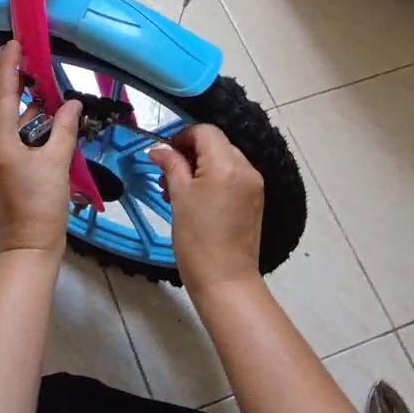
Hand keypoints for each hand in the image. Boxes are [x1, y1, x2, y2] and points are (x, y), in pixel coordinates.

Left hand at [0, 40, 82, 254]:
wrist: (26, 246)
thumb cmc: (43, 206)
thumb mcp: (57, 163)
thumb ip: (63, 128)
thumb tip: (71, 103)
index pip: (0, 94)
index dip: (7, 66)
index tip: (13, 43)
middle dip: (0, 74)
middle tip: (15, 52)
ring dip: (7, 94)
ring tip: (27, 76)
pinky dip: (11, 115)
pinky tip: (31, 110)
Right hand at [150, 125, 264, 293]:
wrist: (225, 280)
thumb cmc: (196, 238)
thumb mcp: (179, 197)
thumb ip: (171, 165)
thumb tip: (159, 148)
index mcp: (227, 164)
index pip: (205, 132)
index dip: (182, 136)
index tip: (163, 154)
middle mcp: (246, 168)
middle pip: (216, 144)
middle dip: (189, 152)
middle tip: (166, 174)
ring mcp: (253, 185)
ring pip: (223, 160)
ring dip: (199, 166)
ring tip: (176, 189)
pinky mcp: (254, 200)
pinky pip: (232, 177)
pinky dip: (212, 179)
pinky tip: (195, 198)